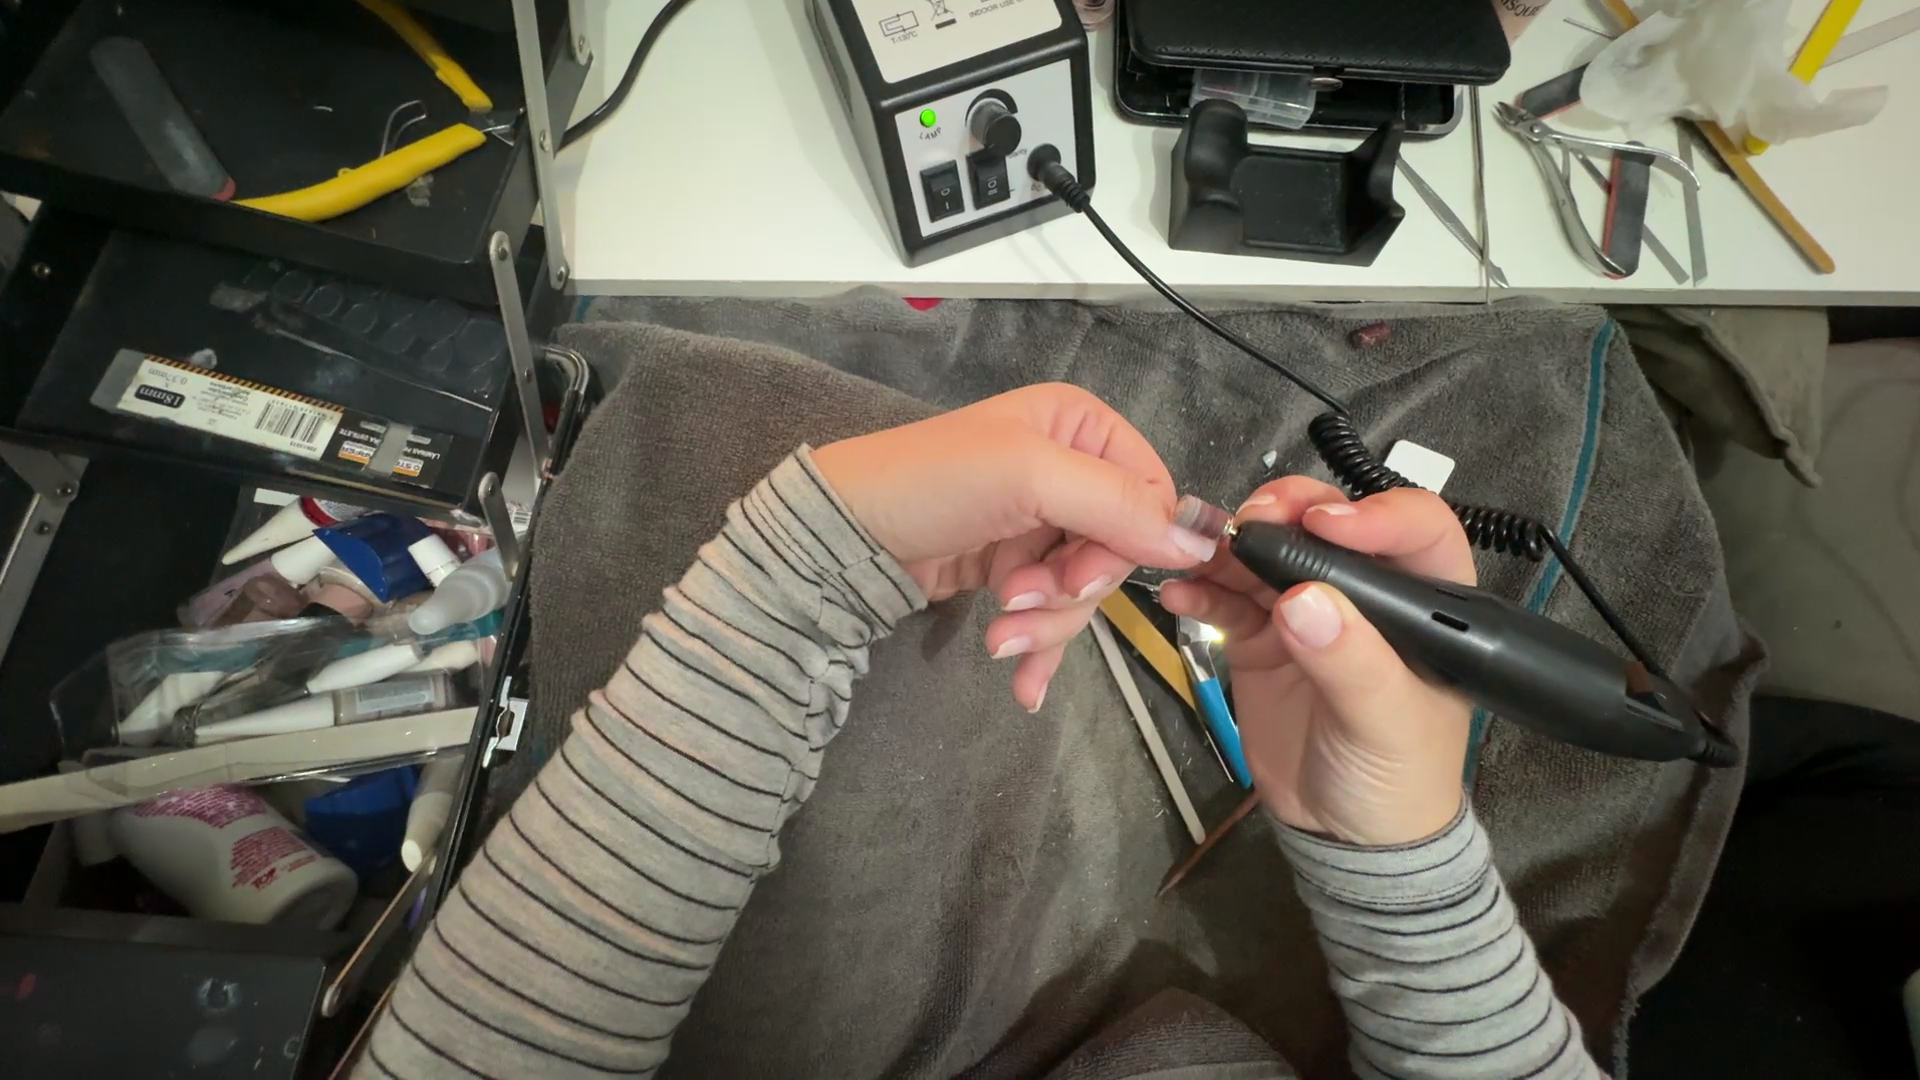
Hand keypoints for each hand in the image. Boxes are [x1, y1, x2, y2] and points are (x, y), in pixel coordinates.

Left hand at [813, 384, 1218, 710]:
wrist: (843, 534)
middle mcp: (1068, 470)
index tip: (1083, 576)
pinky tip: (1026, 686)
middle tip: (1019, 598)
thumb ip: (1116, 505)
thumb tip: (1202, 544)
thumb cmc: (933, 483)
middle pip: (1117, 548)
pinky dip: (1040, 646)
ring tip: (998, 633)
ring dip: (1047, 621)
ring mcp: (1040, 523)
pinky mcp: (1014, 567)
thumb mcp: (1029, 476)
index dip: (1130, 543)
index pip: (1150, 492)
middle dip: (1071, 588)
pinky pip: (1052, 611)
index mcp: (1080, 428)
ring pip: (1084, 588)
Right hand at [1157, 477, 1474, 845]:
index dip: (1374, 513)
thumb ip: (1351, 662)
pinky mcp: (1258, 636)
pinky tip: (1180, 596)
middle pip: (1324, 526)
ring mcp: (1303, 611)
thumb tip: (1300, 599)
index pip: (1414, 531)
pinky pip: (1226, 602)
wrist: (1339, 832)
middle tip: (1249, 522)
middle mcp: (1362, 594)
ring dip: (1229, 548)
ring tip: (1198, 555)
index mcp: (1422, 605)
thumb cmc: (1395, 778)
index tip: (1323, 524)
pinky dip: (1201, 593)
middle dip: (1285, 513)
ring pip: (1265, 554)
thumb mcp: (1386, 724)